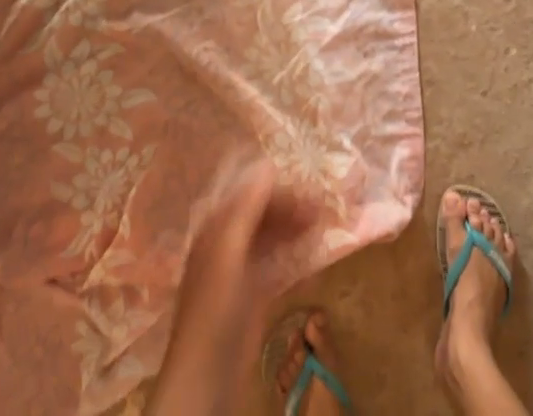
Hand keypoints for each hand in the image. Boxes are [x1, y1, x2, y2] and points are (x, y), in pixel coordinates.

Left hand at [148, 160, 316, 415]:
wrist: (209, 369)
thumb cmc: (216, 304)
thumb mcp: (229, 249)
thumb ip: (246, 207)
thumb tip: (267, 164)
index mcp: (216, 228)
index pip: (248, 194)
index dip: (277, 187)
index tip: (310, 185)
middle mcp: (228, 244)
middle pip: (263, 214)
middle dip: (291, 207)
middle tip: (323, 208)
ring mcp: (242, 270)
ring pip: (273, 238)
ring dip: (296, 229)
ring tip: (323, 226)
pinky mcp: (255, 294)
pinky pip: (279, 265)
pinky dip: (296, 257)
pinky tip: (315, 256)